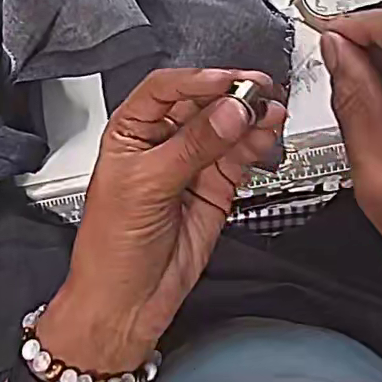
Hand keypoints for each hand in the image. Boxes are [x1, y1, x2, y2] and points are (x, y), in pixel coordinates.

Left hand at [38, 69, 285, 372]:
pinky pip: (240, 154)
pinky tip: (267, 130)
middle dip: (230, 94)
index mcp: (132, 130)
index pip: (165, 89)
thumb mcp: (147, 185)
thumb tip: (229, 112)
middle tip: (256, 90)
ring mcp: (191, 162)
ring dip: (249, 115)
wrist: (127, 302)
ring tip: (269, 109)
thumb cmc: (111, 245)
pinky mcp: (215, 184)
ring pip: (225, 126)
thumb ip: (193, 147)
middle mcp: (162, 140)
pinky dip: (257, 141)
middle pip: (201, 102)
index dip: (197, 80)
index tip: (227, 80)